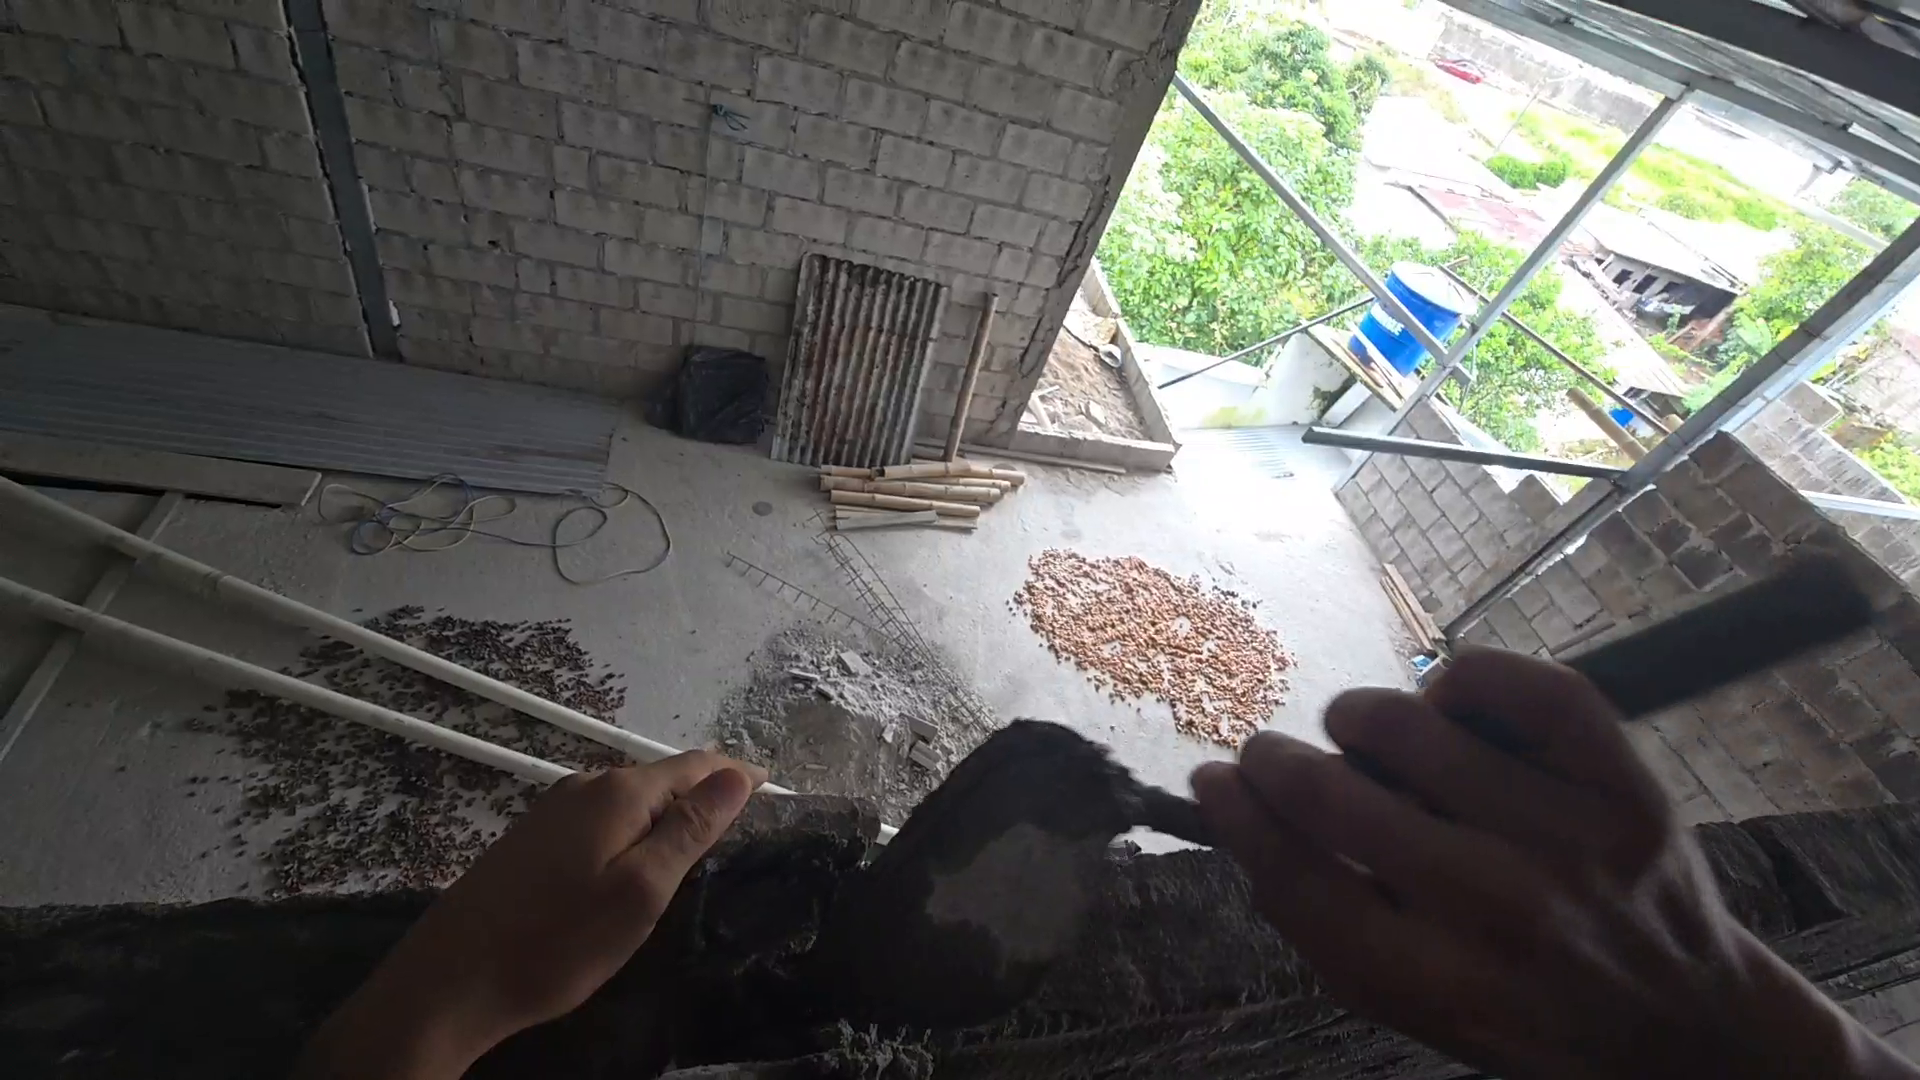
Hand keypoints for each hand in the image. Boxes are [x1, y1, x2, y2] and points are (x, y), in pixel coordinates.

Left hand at [295, 751, 765, 1079]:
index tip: (771, 789)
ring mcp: (554, 807)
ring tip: (695, 839)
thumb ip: (692, 827)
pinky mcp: (532, 834)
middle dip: (705, 790)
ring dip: (669, 807)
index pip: (698, 764)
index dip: (738, 774)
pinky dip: (634, 824)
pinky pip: (602, 813)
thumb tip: (738, 775)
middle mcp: (588, 785)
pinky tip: (631, 854)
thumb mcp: (642, 891)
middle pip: (664, 776)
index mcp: (622, 792)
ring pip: (632, 795)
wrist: (441, 989)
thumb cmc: (556, 943)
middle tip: (740, 822)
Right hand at [1192, 650, 1916, 1079]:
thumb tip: (1226, 798)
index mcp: (1432, 979)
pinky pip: (1502, 681)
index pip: (1291, 873)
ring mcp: (1569, 838)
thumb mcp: (1393, 994)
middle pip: (1329, 791)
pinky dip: (1453, 682)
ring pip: (1400, 723)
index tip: (1211, 778)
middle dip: (1273, 760)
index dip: (1233, 811)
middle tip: (1274, 758)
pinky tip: (1451, 717)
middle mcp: (1502, 910)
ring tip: (1376, 749)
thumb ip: (1302, 905)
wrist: (1690, 1029)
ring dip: (1356, 722)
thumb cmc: (1507, 1006)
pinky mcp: (1622, 779)